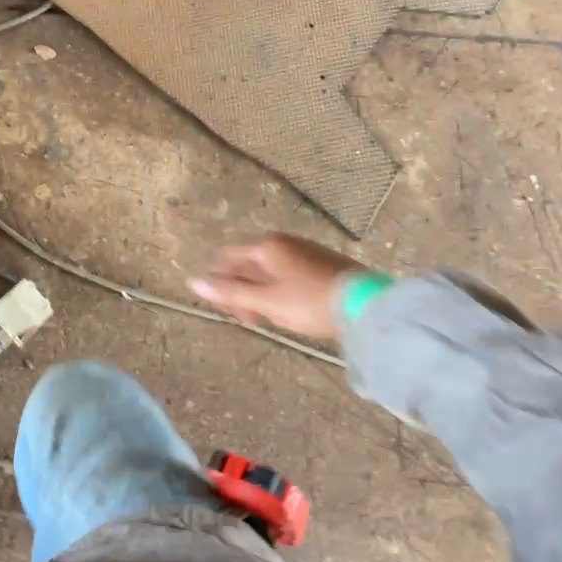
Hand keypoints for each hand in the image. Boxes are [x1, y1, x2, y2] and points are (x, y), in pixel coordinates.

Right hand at [190, 233, 365, 340]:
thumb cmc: (309, 302)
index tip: (224, 308)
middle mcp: (283, 242)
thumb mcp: (265, 301)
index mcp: (266, 246)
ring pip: (270, 271)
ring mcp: (305, 252)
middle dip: (242, 290)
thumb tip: (193, 282)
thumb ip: (229, 292)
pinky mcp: (323, 264)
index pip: (228, 258)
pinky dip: (281, 290)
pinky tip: (290, 310)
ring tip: (269, 317)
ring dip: (261, 293)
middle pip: (248, 264)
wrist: (367, 305)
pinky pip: (289, 274)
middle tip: (247, 318)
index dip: (219, 281)